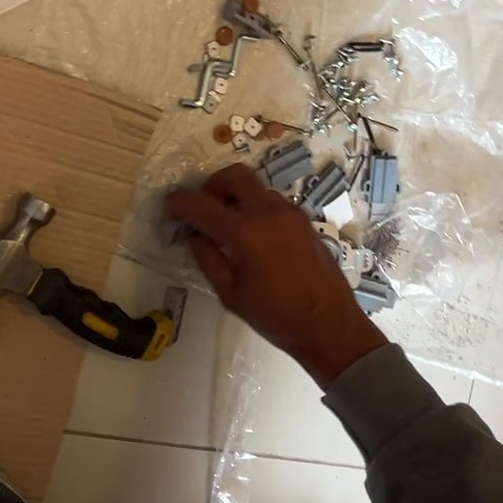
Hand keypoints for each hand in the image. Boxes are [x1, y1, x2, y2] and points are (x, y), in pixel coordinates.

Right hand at [167, 162, 387, 388]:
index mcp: (245, 232)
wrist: (332, 327)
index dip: (180, 202)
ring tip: (227, 224)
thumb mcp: (231, 293)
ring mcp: (290, 213)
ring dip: (236, 195)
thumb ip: (208, 258)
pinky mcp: (304, 221)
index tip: (170, 205)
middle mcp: (269, 212)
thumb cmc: (277, 316)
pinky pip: (272, 201)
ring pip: (255, 186)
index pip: (202, 204)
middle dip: (212, 185)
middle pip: (234, 175)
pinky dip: (255, 207)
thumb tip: (194, 236)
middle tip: (203, 207)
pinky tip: (252, 235)